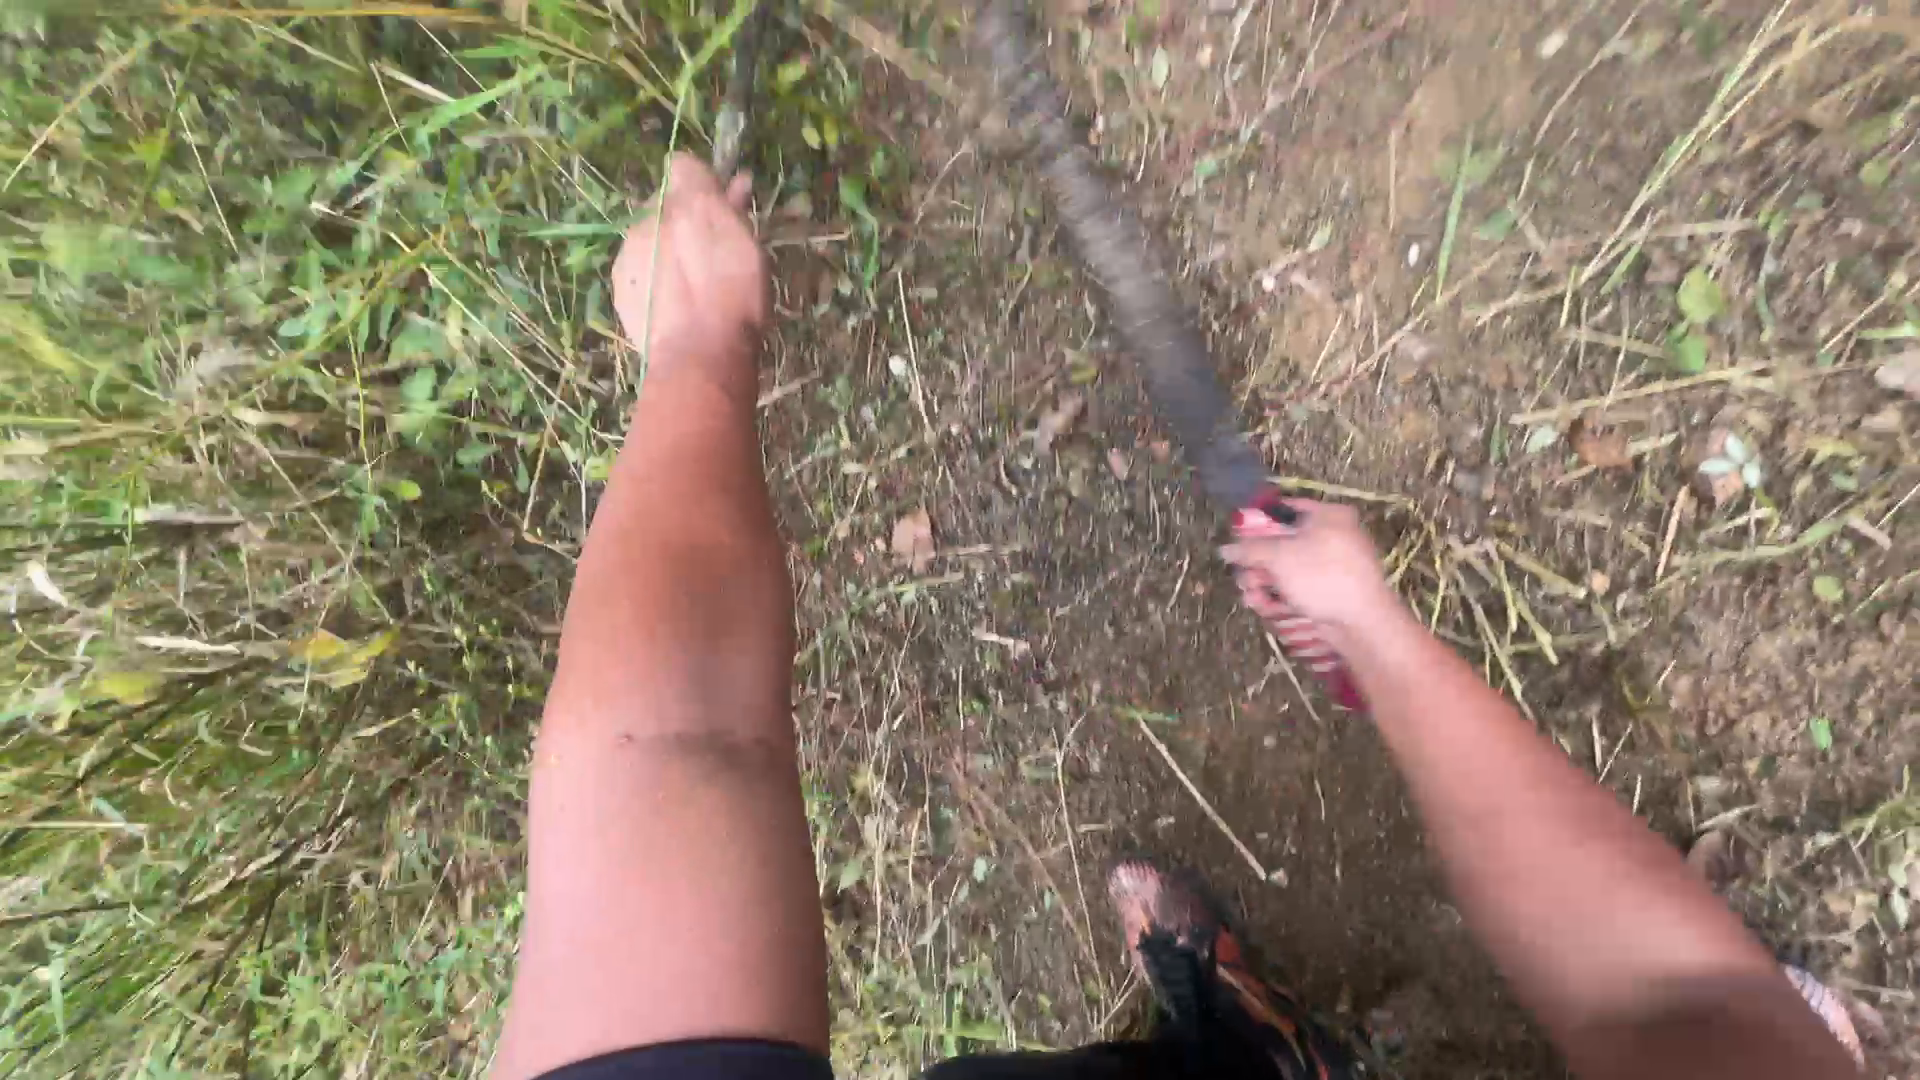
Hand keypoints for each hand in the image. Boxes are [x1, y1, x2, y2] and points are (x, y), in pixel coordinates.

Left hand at [613, 154, 767, 366]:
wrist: (700, 354)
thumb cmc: (736, 300)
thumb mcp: (749, 249)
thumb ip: (733, 210)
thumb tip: (734, 180)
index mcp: (689, 201)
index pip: (686, 167)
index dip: (704, 186)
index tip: (722, 210)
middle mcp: (651, 216)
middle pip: (665, 204)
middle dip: (684, 219)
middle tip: (709, 251)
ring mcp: (630, 251)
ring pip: (649, 237)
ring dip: (667, 249)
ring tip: (691, 286)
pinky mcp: (621, 286)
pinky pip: (640, 270)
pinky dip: (655, 279)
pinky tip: (673, 304)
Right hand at [1220, 500, 1402, 645]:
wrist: (1362, 621)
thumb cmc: (1322, 576)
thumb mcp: (1279, 556)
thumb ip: (1248, 549)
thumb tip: (1224, 549)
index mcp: (1327, 515)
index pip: (1281, 509)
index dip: (1255, 524)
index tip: (1239, 542)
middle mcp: (1330, 535)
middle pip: (1278, 543)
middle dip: (1256, 565)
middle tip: (1248, 578)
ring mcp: (1329, 564)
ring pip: (1283, 568)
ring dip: (1262, 583)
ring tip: (1255, 598)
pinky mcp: (1326, 589)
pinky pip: (1295, 585)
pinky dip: (1278, 595)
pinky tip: (1266, 606)